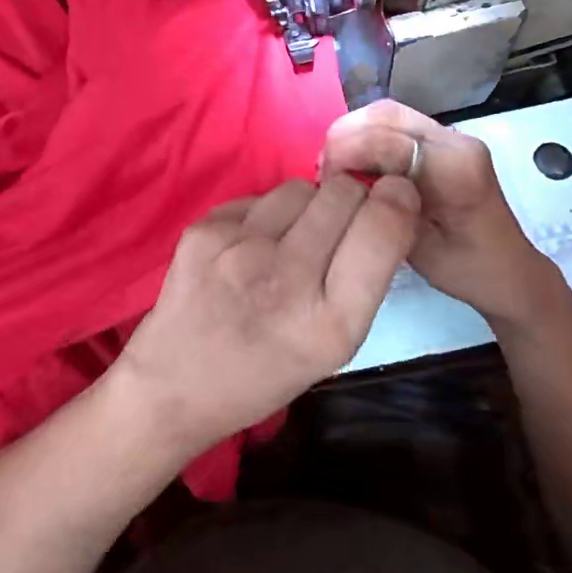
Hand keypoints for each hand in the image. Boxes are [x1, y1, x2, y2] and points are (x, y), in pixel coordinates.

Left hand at [111, 175, 419, 455]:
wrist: (175, 385)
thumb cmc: (264, 374)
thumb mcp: (334, 349)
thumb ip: (364, 281)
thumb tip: (388, 208)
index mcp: (330, 323)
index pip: (381, 228)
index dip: (396, 203)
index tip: (394, 199)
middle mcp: (285, 278)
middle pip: (342, 193)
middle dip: (352, 201)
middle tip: (337, 228)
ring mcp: (238, 249)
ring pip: (300, 186)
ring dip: (308, 205)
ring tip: (291, 240)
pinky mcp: (203, 230)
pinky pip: (258, 196)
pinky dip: (266, 214)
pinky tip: (251, 246)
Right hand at [318, 100, 571, 331]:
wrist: (511, 272)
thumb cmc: (467, 270)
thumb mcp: (416, 248)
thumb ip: (382, 209)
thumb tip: (340, 182)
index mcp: (456, 169)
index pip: (389, 141)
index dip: (348, 152)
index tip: (324, 178)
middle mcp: (457, 141)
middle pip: (386, 114)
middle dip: (345, 135)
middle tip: (323, 169)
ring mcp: (452, 136)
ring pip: (388, 113)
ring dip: (354, 133)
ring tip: (335, 167)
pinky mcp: (444, 140)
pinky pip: (396, 125)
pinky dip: (368, 137)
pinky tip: (355, 164)